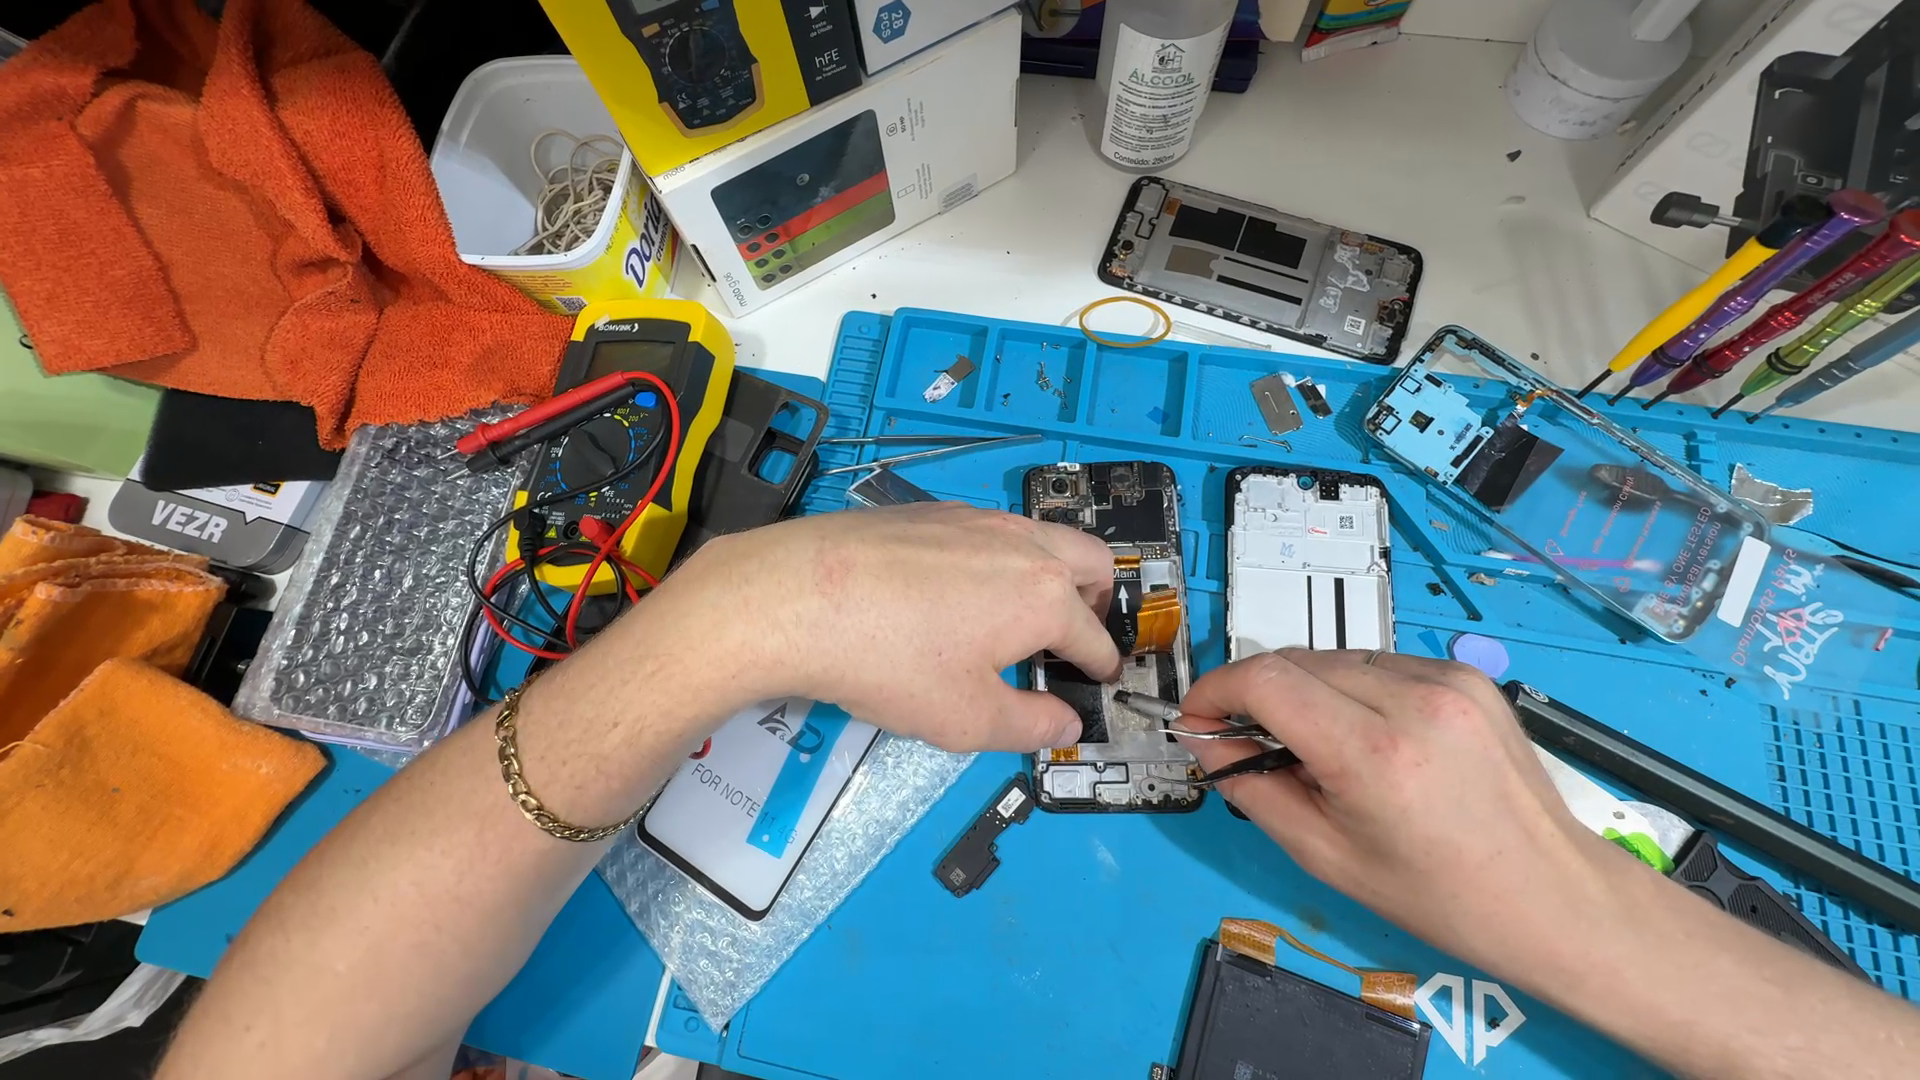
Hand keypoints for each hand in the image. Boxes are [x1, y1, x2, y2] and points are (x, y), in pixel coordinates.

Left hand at [629, 502, 1120, 752]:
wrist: (798, 595)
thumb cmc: (892, 664)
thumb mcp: (966, 718)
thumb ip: (1030, 725)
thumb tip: (1066, 725)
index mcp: (1045, 597)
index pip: (1095, 637)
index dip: (1102, 666)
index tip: (1098, 681)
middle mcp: (1023, 546)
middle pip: (1092, 561)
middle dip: (1098, 601)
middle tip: (1074, 637)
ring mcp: (978, 519)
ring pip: (1042, 536)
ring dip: (1053, 572)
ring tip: (1020, 612)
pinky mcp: (935, 511)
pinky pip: (993, 529)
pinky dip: (1004, 557)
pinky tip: (960, 588)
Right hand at [1175, 649, 1641, 970]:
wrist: (1558, 901)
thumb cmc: (1434, 895)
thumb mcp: (1322, 854)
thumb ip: (1248, 787)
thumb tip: (1200, 738)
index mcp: (1374, 753)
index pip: (1264, 680)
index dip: (1215, 691)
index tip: (1197, 719)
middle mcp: (1411, 699)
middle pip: (1290, 661)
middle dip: (1252, 694)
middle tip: (1247, 741)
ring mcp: (1445, 679)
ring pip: (1328, 658)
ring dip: (1299, 691)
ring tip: (1314, 744)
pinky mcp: (1465, 675)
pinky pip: (1373, 663)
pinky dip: (1345, 689)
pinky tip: (1365, 733)